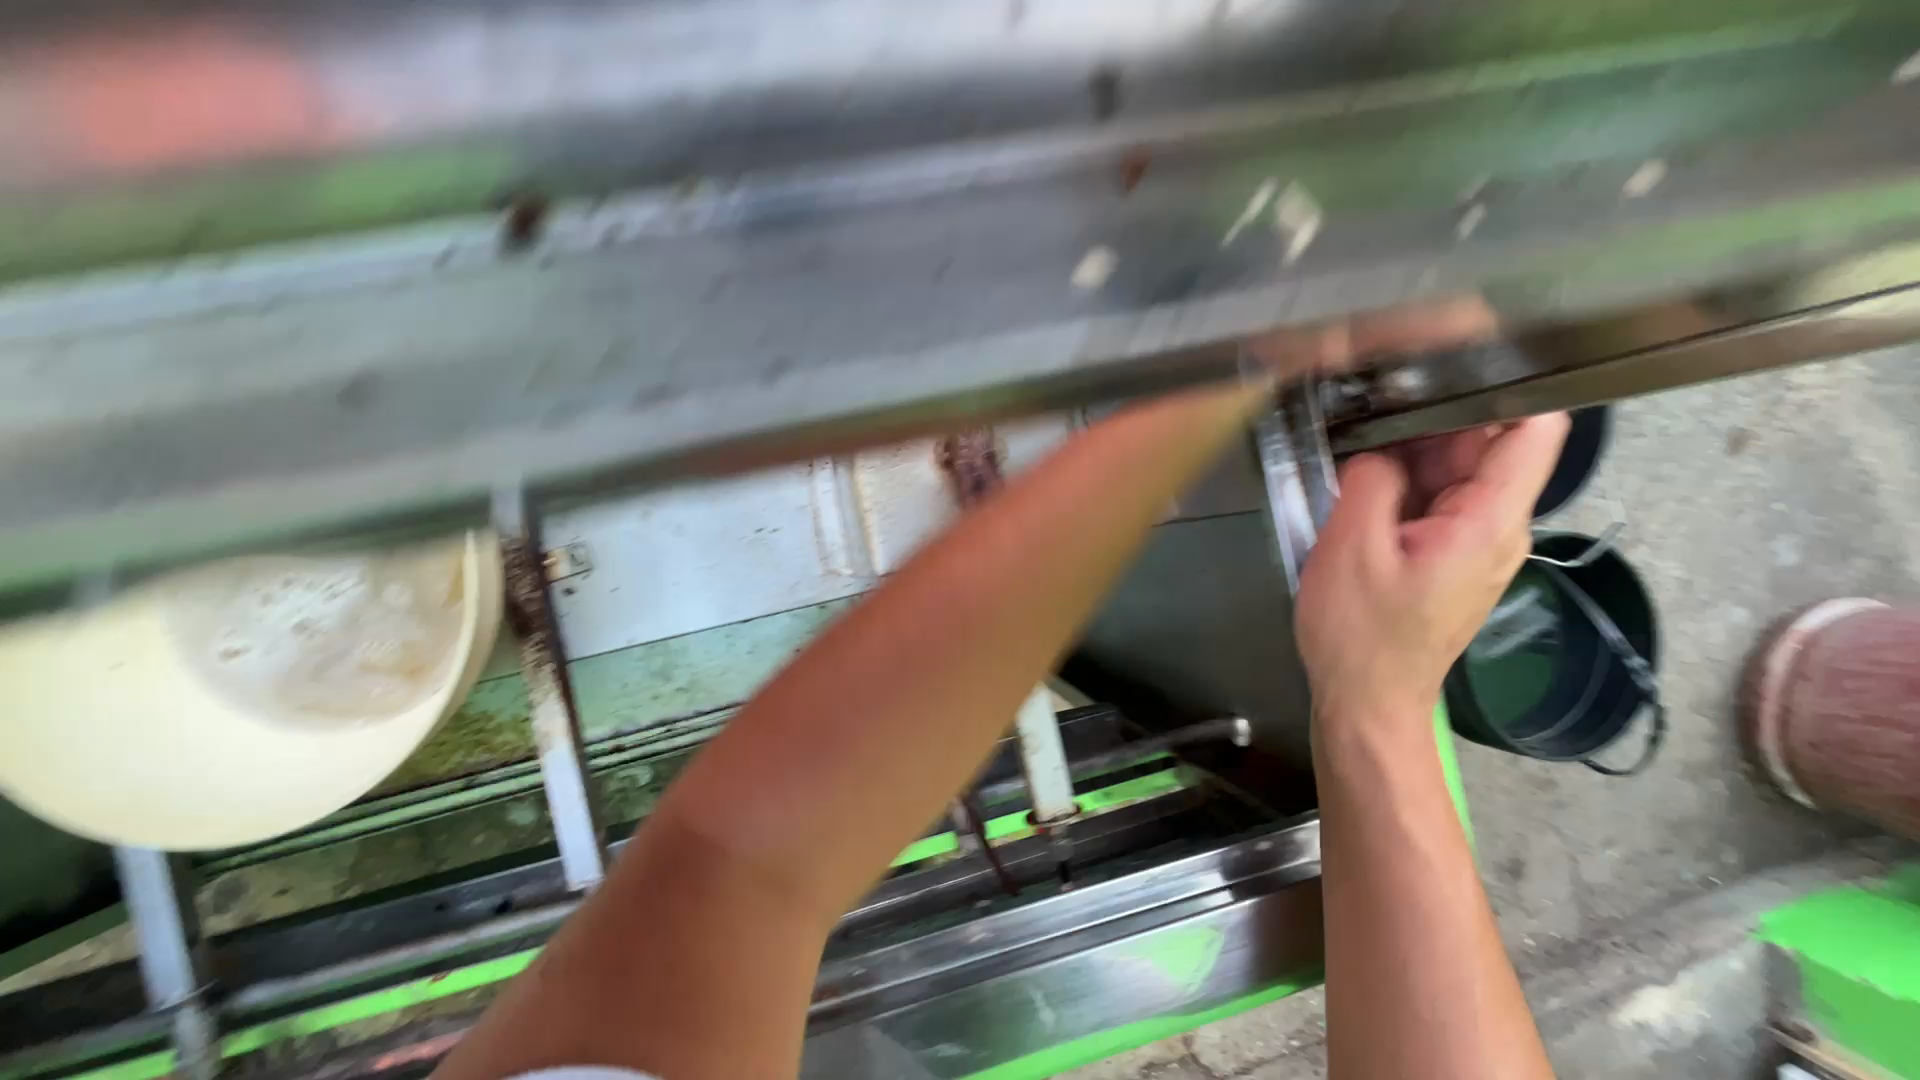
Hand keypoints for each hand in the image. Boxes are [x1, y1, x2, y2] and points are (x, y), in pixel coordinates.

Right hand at [1295, 414, 1570, 728]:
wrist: (1369, 700)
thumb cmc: (1361, 631)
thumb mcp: (1351, 548)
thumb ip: (1371, 480)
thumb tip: (1378, 450)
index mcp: (1488, 519)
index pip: (1532, 427)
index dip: (1501, 385)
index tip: (1444, 360)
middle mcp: (1498, 525)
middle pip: (1487, 442)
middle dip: (1432, 416)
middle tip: (1369, 399)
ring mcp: (1475, 541)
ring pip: (1457, 468)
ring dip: (1411, 448)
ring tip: (1356, 432)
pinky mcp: (1449, 553)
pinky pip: (1437, 498)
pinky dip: (1405, 479)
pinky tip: (1361, 473)